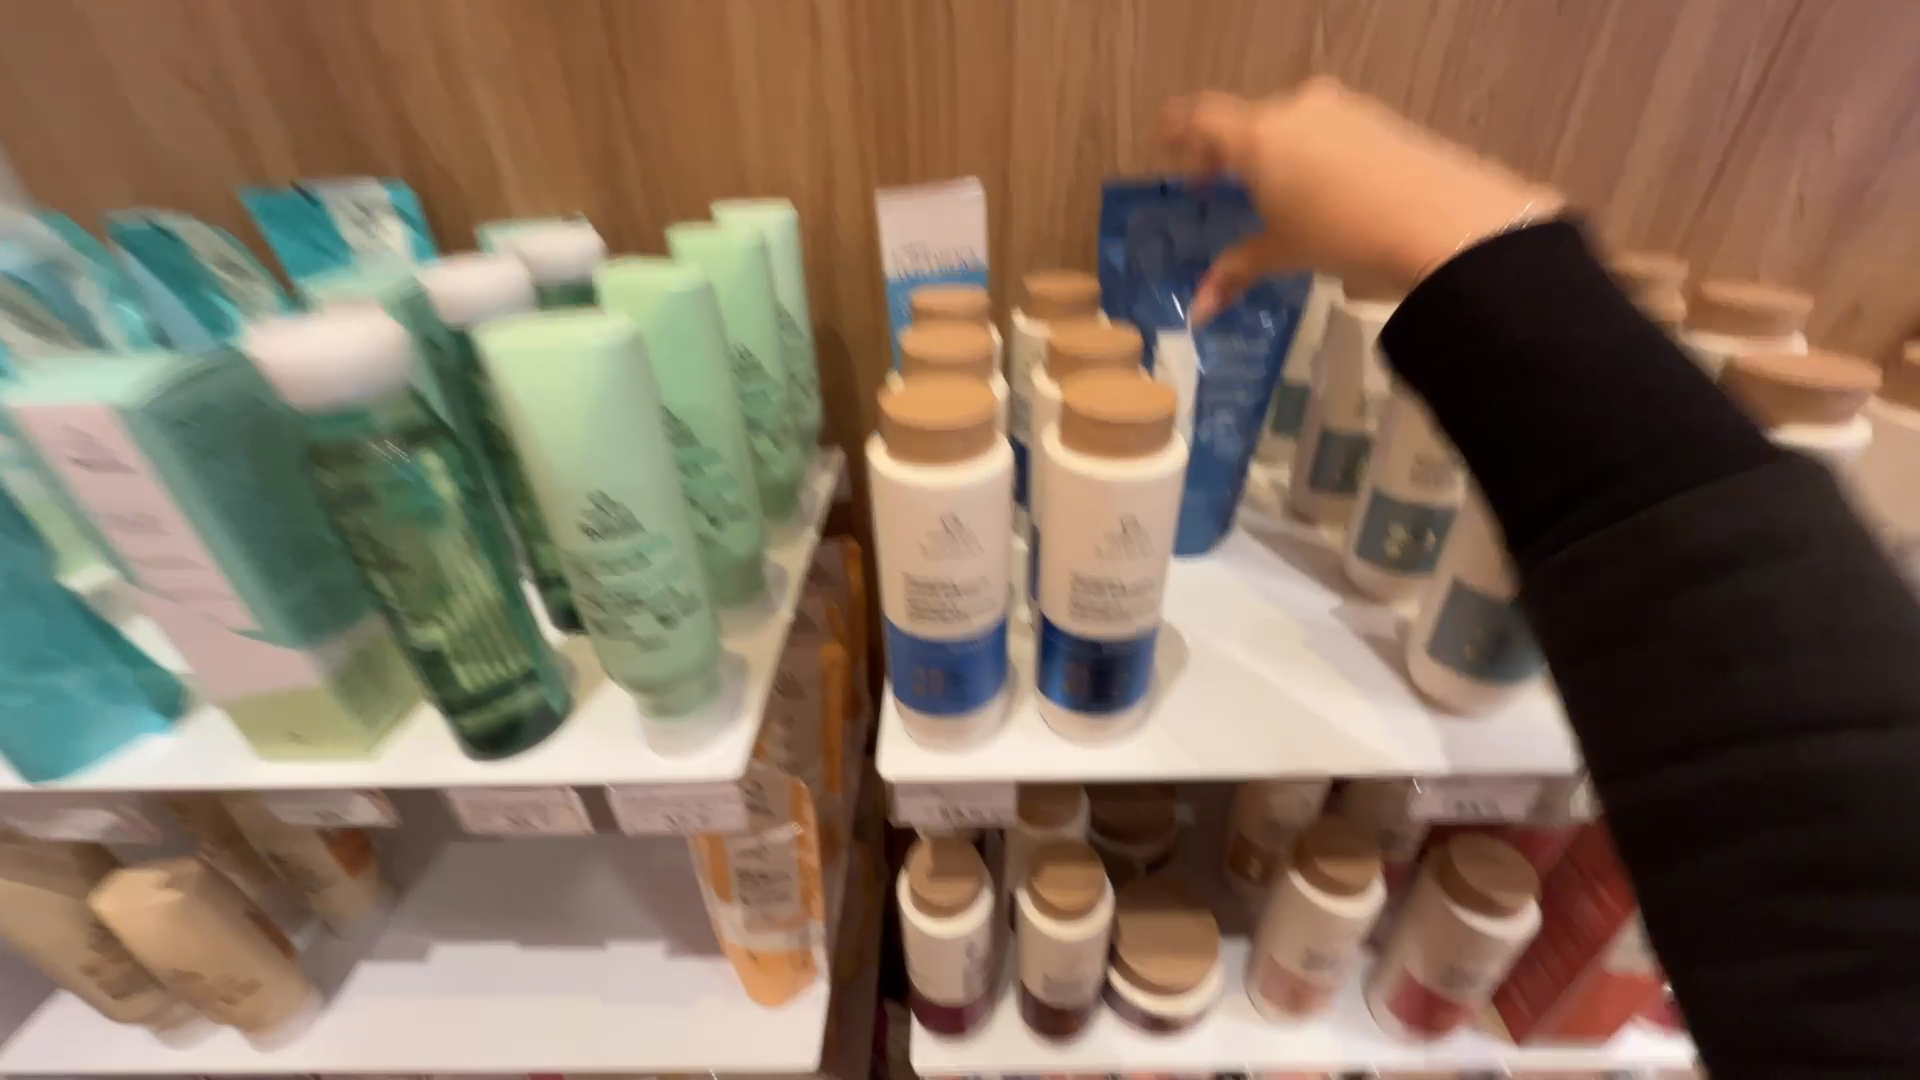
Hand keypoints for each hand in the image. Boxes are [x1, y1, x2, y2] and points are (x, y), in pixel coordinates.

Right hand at [1160, 78, 1563, 322]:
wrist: (1440, 219)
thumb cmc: (1338, 234)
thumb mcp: (1281, 254)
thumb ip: (1235, 272)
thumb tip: (1198, 314)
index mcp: (1259, 136)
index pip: (1203, 118)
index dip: (1178, 125)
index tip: (1162, 131)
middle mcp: (1296, 109)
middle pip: (1246, 123)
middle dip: (1224, 152)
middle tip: (1212, 182)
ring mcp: (1340, 110)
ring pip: (1286, 126)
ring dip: (1267, 153)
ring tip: (1265, 191)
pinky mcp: (1377, 120)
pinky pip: (1322, 132)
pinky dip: (1303, 154)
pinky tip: (1313, 188)